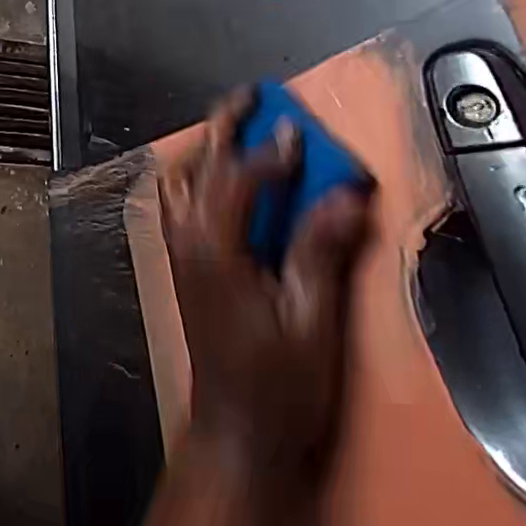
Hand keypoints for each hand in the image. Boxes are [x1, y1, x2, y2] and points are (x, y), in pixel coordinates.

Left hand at [160, 88, 373, 490]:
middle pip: (198, 167)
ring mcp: (178, 249)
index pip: (239, 179)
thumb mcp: (312, 319)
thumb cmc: (277, 383)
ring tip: (237, 130)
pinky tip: (220, 177)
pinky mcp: (183, 261)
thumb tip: (347, 194)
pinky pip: (180, 201)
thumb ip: (322, 250)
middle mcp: (187, 239)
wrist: (236, 429)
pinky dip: (197, 176)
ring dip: (206, 149)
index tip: (300, 128)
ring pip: (180, 181)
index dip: (271, 151)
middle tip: (250, 97)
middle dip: (223, 127)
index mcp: (216, 248)